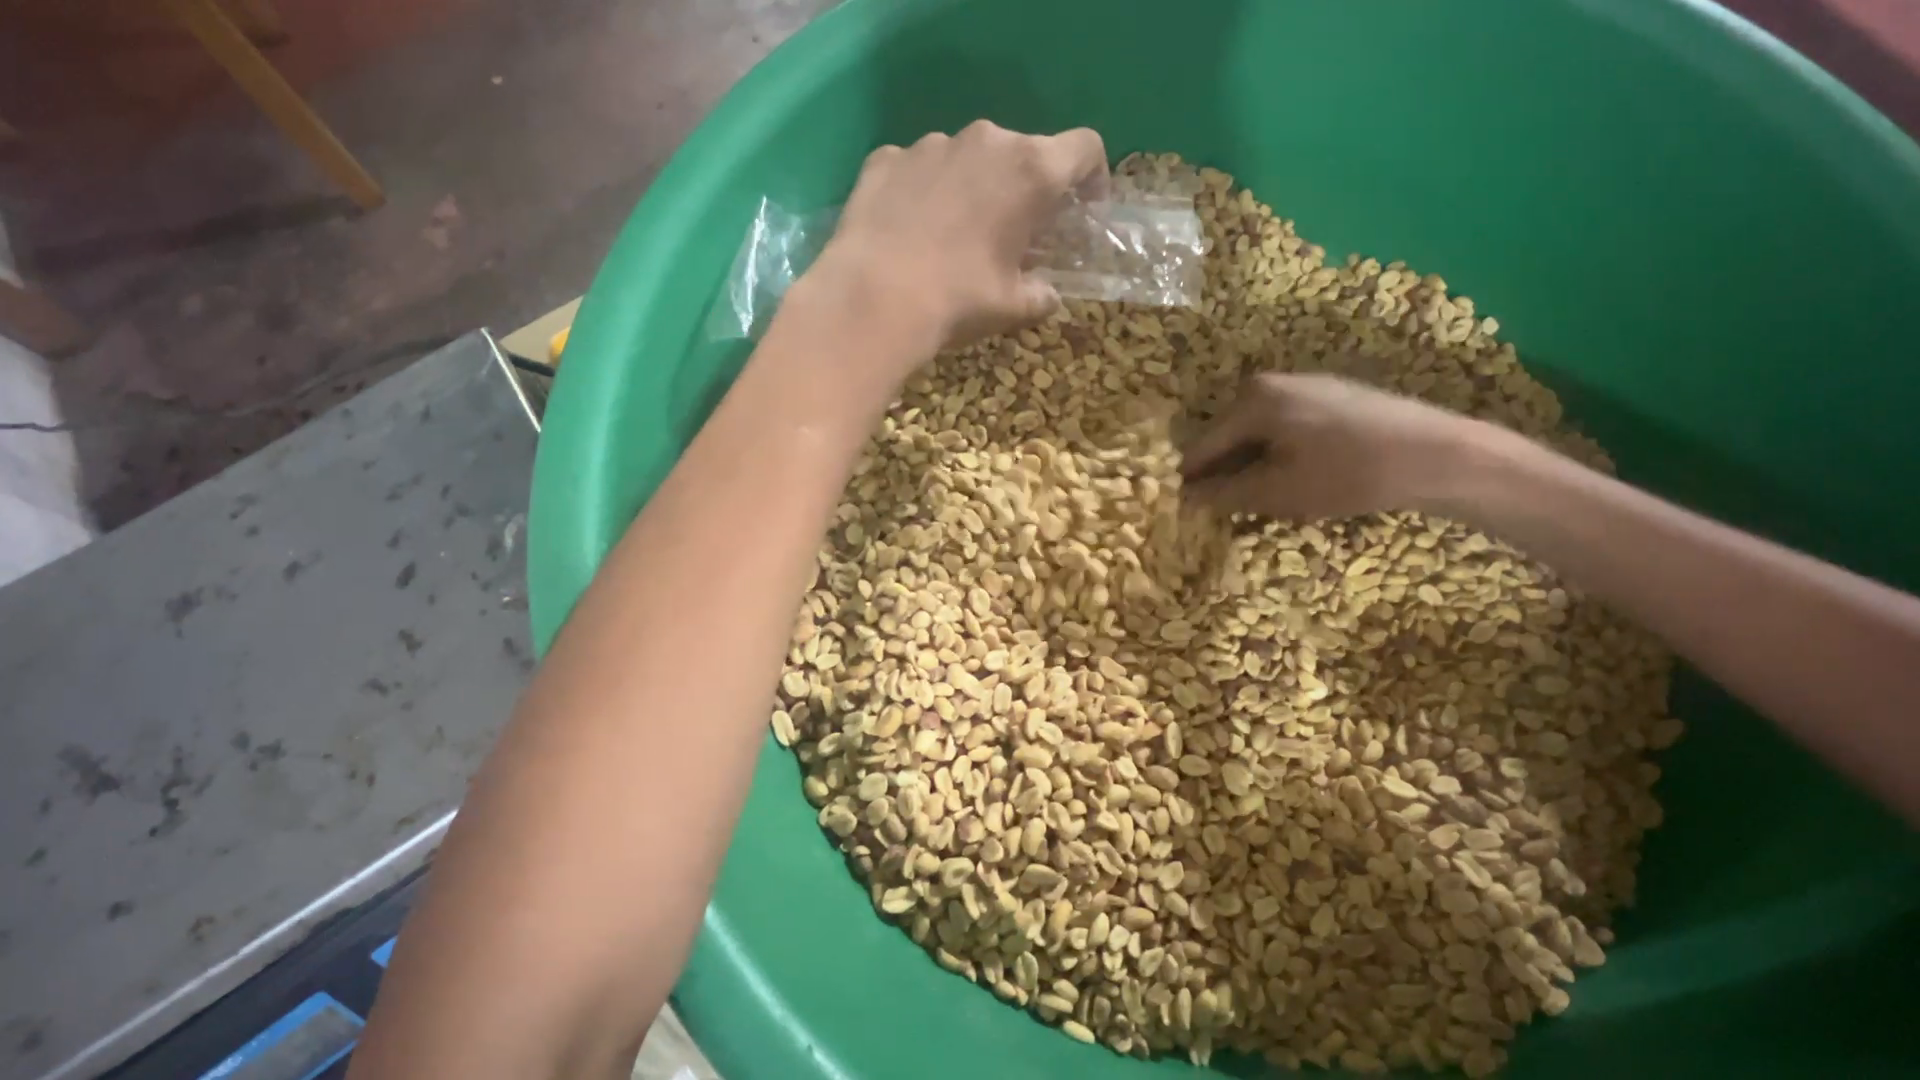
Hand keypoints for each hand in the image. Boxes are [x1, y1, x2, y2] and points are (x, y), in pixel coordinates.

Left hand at [794, 120, 1106, 369]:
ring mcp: (930, 145)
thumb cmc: (958, 300)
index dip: (1092, 176)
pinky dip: (924, 190)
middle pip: (1022, 151)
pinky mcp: (886, 159)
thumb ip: (1041, 294)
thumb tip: (1045, 294)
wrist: (872, 298)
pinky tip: (912, 229)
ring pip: (967, 157)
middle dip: (1026, 187)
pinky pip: (917, 168)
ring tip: (956, 232)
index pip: (1084, 149)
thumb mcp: (1013, 307)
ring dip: (973, 185)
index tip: (1083, 208)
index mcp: (1031, 170)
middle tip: (1016, 230)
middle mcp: (985, 141)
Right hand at [1180, 373, 1493, 520]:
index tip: (1183, 510)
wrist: (1437, 455)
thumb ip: (1226, 494)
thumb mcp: (1278, 492)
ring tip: (1268, 500)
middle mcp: (1271, 383)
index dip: (1191, 482)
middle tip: (1232, 511)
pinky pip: (1286, 427)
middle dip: (1226, 472)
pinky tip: (1301, 480)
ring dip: (1255, 465)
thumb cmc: (1349, 474)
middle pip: (1229, 436)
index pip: (1202, 446)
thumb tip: (1188, 497)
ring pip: (1259, 433)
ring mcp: (1305, 385)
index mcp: (1252, 400)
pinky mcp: (1332, 396)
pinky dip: (1282, 454)